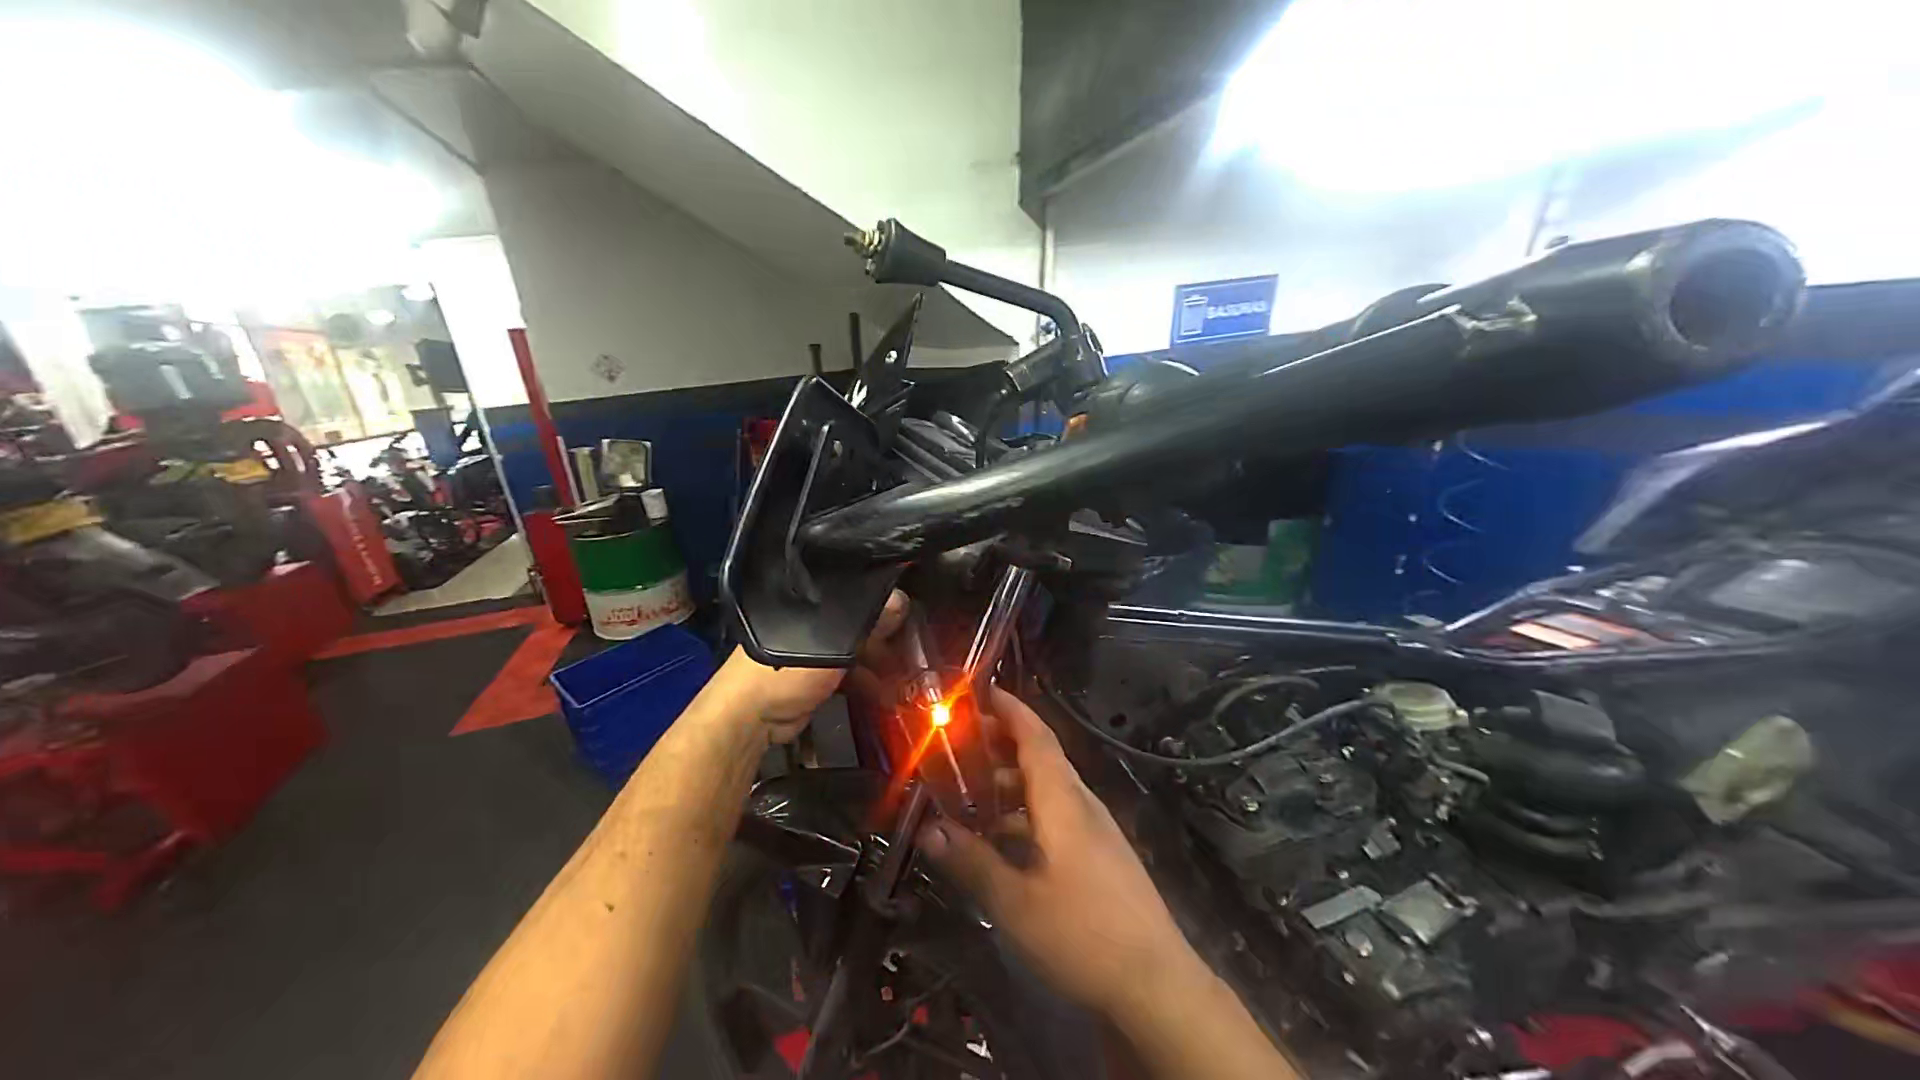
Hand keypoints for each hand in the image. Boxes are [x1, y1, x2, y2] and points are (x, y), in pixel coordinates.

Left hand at [709, 591, 907, 742]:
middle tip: (913, 647)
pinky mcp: (816, 677)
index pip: (857, 591)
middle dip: (887, 636)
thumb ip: (868, 622)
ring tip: (905, 674)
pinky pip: (850, 672)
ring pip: (858, 648)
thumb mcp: (834, 641)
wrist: (751, 716)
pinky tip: (886, 692)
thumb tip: (901, 600)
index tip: (909, 615)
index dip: (884, 602)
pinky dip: (868, 680)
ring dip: (881, 662)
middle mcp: (812, 619)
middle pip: (861, 621)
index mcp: (811, 599)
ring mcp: (814, 649)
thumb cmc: (786, 668)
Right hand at [917, 686, 1202, 1020]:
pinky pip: (1057, 816)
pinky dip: (1025, 814)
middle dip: (1001, 744)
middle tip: (958, 744)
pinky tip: (1002, 841)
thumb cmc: (1083, 933)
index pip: (1035, 737)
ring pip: (1048, 790)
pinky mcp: (1100, 856)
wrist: (1156, 983)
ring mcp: (1095, 831)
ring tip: (969, 793)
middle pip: (1040, 758)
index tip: (982, 690)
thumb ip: (971, 862)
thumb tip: (927, 830)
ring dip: (1010, 783)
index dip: (1010, 709)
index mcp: (1063, 801)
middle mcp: (1082, 805)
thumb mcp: (1016, 903)